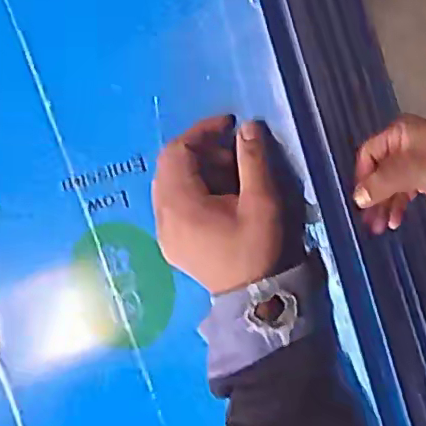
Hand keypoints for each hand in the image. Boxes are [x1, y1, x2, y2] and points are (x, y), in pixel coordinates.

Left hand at [153, 115, 284, 293]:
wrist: (254, 300)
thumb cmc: (257, 249)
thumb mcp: (262, 201)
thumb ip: (253, 160)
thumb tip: (247, 127)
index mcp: (180, 205)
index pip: (176, 152)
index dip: (201, 131)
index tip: (229, 125)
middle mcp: (163, 217)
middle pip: (169, 166)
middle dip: (200, 149)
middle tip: (233, 152)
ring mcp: (164, 233)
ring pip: (169, 183)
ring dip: (197, 167)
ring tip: (231, 172)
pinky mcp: (171, 243)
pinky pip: (172, 202)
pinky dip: (192, 187)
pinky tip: (220, 194)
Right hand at [353, 115, 425, 233]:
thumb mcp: (407, 172)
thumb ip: (380, 185)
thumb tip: (357, 198)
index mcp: (396, 134)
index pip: (367, 155)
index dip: (362, 178)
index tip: (360, 201)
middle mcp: (402, 143)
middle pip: (379, 171)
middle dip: (374, 196)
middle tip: (368, 221)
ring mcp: (415, 159)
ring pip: (392, 182)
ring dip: (385, 203)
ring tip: (379, 228)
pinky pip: (406, 187)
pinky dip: (400, 202)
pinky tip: (395, 221)